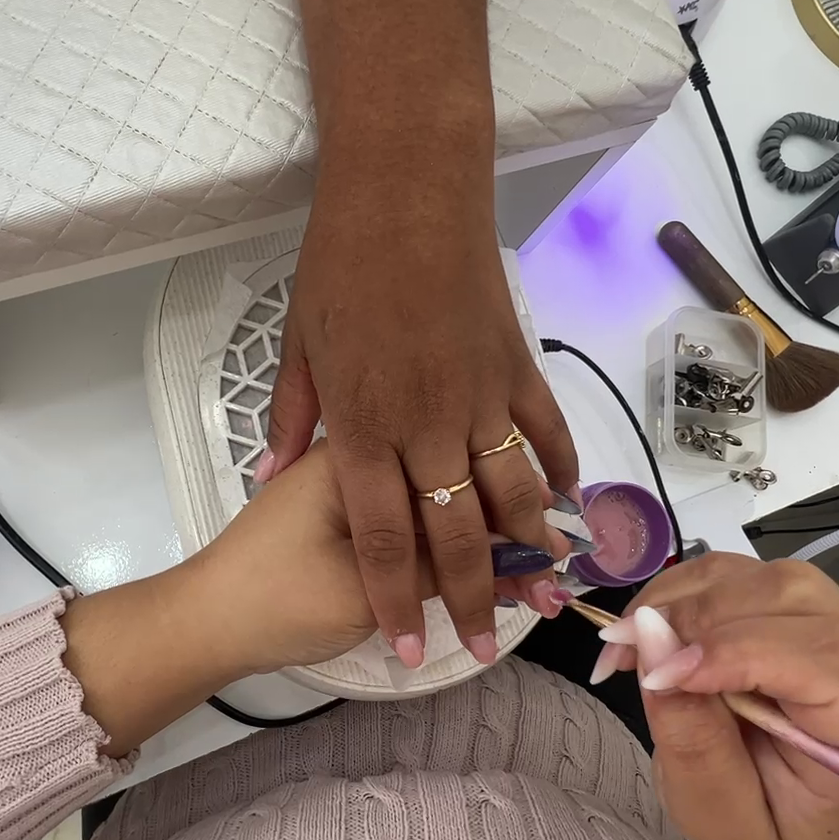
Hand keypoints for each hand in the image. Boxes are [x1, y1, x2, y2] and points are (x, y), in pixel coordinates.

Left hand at [262, 165, 580, 668]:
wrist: (407, 189)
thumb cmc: (339, 264)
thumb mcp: (298, 341)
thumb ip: (291, 416)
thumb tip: (272, 471)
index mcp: (363, 426)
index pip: (382, 537)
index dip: (395, 601)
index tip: (407, 650)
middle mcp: (426, 426)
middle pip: (455, 533)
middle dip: (470, 599)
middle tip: (485, 648)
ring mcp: (481, 397)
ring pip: (514, 491)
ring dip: (530, 546)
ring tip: (543, 590)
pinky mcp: (517, 365)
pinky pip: (546, 429)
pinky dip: (560, 468)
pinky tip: (566, 501)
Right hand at [604, 555, 838, 839]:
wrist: (793, 802)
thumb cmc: (767, 819)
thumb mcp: (722, 810)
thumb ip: (689, 732)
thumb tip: (646, 632)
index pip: (816, 658)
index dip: (730, 655)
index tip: (654, 683)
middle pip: (771, 598)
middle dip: (684, 623)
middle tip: (617, 662)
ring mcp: (817, 610)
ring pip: (738, 574)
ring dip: (667, 604)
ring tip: (624, 651)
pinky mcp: (776, 592)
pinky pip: (715, 571)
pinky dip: (667, 594)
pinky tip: (642, 633)